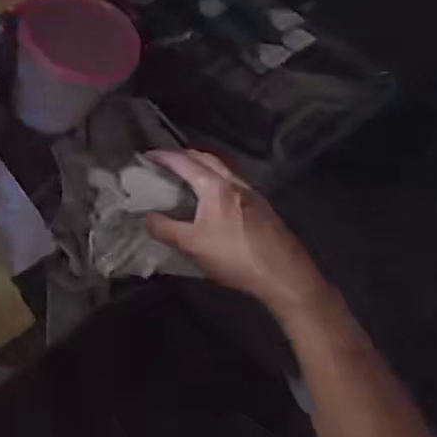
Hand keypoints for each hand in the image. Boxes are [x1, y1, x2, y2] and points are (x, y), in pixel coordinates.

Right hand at [143, 149, 332, 320]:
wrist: (290, 282)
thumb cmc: (236, 257)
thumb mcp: (190, 244)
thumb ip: (163, 227)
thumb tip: (148, 218)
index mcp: (216, 188)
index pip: (184, 162)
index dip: (162, 156)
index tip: (146, 156)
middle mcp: (237, 185)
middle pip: (208, 158)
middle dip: (184, 155)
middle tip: (166, 160)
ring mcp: (256, 197)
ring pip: (225, 170)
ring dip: (204, 166)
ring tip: (188, 175)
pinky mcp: (267, 211)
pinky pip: (236, 184)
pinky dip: (218, 180)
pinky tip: (214, 198)